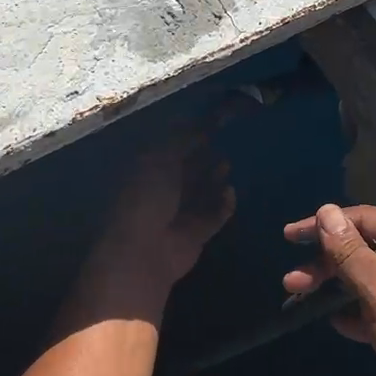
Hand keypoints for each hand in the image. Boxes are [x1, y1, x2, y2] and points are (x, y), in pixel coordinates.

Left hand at [82, 133, 236, 308]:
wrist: (145, 251)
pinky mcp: (194, 235)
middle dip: (201, 160)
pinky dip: (222, 206)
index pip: (167, 152)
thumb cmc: (147, 198)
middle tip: (220, 146)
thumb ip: (181, 141)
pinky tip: (230, 193)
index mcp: (145, 173)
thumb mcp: (160, 160)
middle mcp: (160, 194)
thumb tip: (198, 124)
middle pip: (185, 173)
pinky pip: (213, 217)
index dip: (185, 140)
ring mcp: (178, 216)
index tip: (206, 127)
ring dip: (213, 181)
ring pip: (200, 194)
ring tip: (226, 166)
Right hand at [283, 204, 375, 375]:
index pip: (371, 221)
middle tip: (292, 281)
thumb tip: (326, 211)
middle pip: (372, 250)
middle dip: (328, 263)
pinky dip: (359, 311)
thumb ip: (353, 256)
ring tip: (302, 299)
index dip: (328, 225)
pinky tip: (336, 322)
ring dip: (339, 287)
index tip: (291, 237)